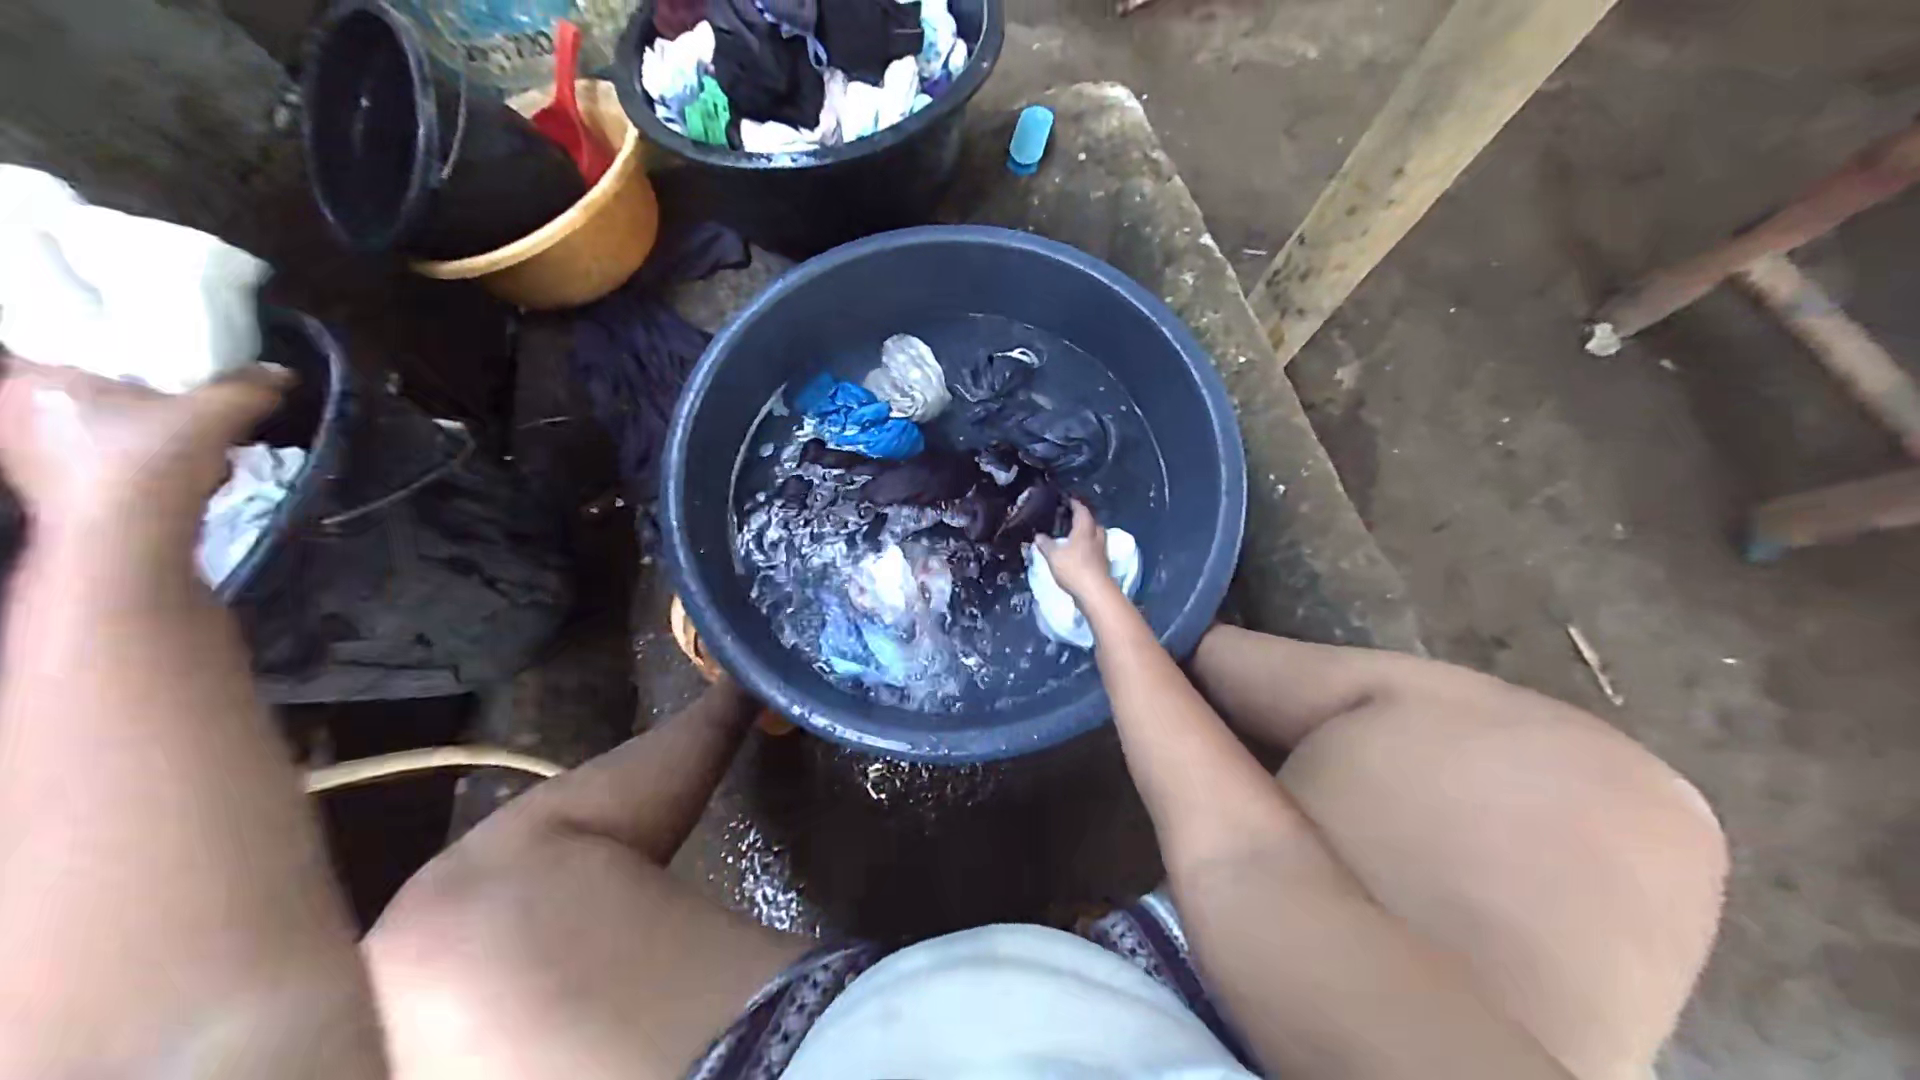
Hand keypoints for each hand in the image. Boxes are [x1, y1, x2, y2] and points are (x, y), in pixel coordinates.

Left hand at [0, 358, 291, 550]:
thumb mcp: (217, 416)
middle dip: (116, 392)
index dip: (110, 349)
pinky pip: (75, 455)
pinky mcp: (34, 485)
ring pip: (73, 423)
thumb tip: (281, 372)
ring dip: (113, 426)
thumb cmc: (152, 462)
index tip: (151, 363)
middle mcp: (9, 406)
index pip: (67, 344)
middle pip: (72, 386)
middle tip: (165, 397)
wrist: (126, 536)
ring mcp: (15, 450)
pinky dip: (110, 455)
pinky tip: (146, 466)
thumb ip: (247, 388)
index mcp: (35, 376)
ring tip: (163, 433)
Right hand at [1034, 499, 1115, 603]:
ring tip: (1073, 535)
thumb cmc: (1074, 568)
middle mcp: (1097, 536)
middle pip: (1092, 522)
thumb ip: (1046, 544)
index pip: (1082, 510)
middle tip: (1070, 518)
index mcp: (1085, 529)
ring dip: (1086, 533)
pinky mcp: (1103, 564)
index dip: (1074, 504)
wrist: (1094, 592)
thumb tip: (1038, 536)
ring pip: (1095, 536)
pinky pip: (1095, 549)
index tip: (1066, 500)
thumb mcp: (1054, 555)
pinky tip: (1078, 552)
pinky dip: (1087, 547)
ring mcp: (1102, 551)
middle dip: (1082, 519)